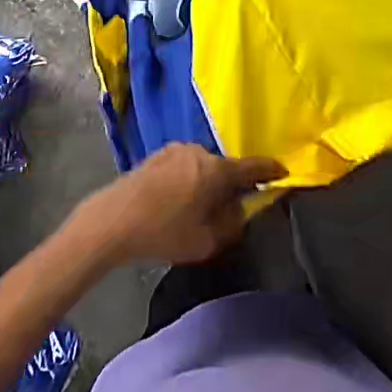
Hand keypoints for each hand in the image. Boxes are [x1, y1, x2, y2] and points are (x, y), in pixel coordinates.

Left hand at [91, 143, 284, 262]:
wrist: (110, 222)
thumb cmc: (163, 232)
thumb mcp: (206, 241)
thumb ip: (231, 225)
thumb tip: (238, 211)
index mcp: (218, 169)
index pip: (254, 166)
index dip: (271, 170)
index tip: (282, 172)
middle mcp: (201, 152)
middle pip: (226, 168)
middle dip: (229, 185)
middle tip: (225, 208)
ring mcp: (176, 150)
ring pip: (203, 167)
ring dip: (205, 182)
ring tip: (193, 209)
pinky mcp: (156, 156)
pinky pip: (183, 167)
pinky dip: (186, 180)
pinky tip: (172, 202)